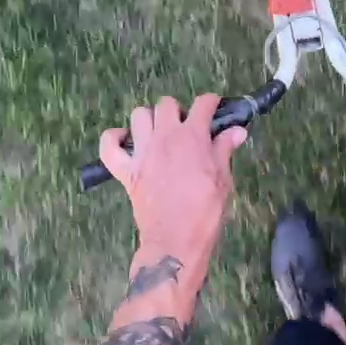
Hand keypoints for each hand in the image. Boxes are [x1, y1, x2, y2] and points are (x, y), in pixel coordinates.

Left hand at [98, 94, 248, 268]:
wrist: (176, 242)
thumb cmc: (205, 211)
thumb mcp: (223, 179)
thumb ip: (225, 149)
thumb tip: (237, 130)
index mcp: (192, 136)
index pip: (202, 103)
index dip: (211, 102)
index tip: (214, 108)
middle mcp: (165, 136)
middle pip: (166, 104)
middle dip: (178, 111)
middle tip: (185, 129)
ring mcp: (142, 152)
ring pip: (138, 115)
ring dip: (149, 120)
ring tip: (158, 134)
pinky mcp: (125, 171)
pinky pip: (108, 146)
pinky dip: (113, 140)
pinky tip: (124, 142)